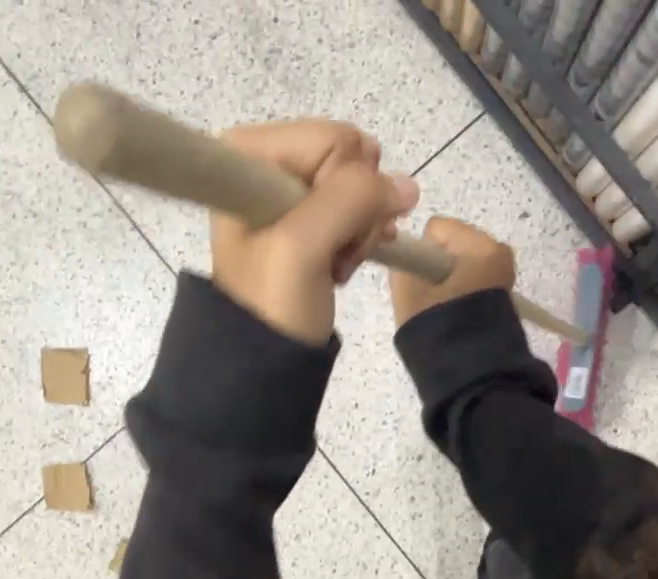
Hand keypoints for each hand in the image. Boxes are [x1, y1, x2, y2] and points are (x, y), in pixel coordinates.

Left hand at [211, 120, 419, 345]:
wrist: (262, 361)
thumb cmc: (274, 305)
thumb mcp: (305, 246)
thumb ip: (353, 200)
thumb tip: (407, 187)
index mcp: (250, 153)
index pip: (334, 139)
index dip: (349, 187)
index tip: (330, 233)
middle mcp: (265, 161)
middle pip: (348, 159)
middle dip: (357, 209)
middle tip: (336, 252)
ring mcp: (285, 191)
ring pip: (356, 186)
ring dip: (360, 229)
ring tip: (337, 264)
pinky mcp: (303, 217)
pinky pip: (352, 208)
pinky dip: (357, 237)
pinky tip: (343, 262)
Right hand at [389, 216, 516, 326]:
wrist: (473, 374)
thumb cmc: (439, 327)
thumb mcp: (407, 294)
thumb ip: (402, 265)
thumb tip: (405, 259)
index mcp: (480, 246)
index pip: (437, 229)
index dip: (420, 253)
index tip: (416, 280)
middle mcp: (499, 254)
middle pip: (453, 245)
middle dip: (437, 266)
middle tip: (428, 298)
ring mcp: (505, 277)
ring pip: (463, 266)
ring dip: (450, 281)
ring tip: (441, 311)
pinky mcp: (505, 298)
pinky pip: (474, 283)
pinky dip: (462, 294)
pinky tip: (454, 317)